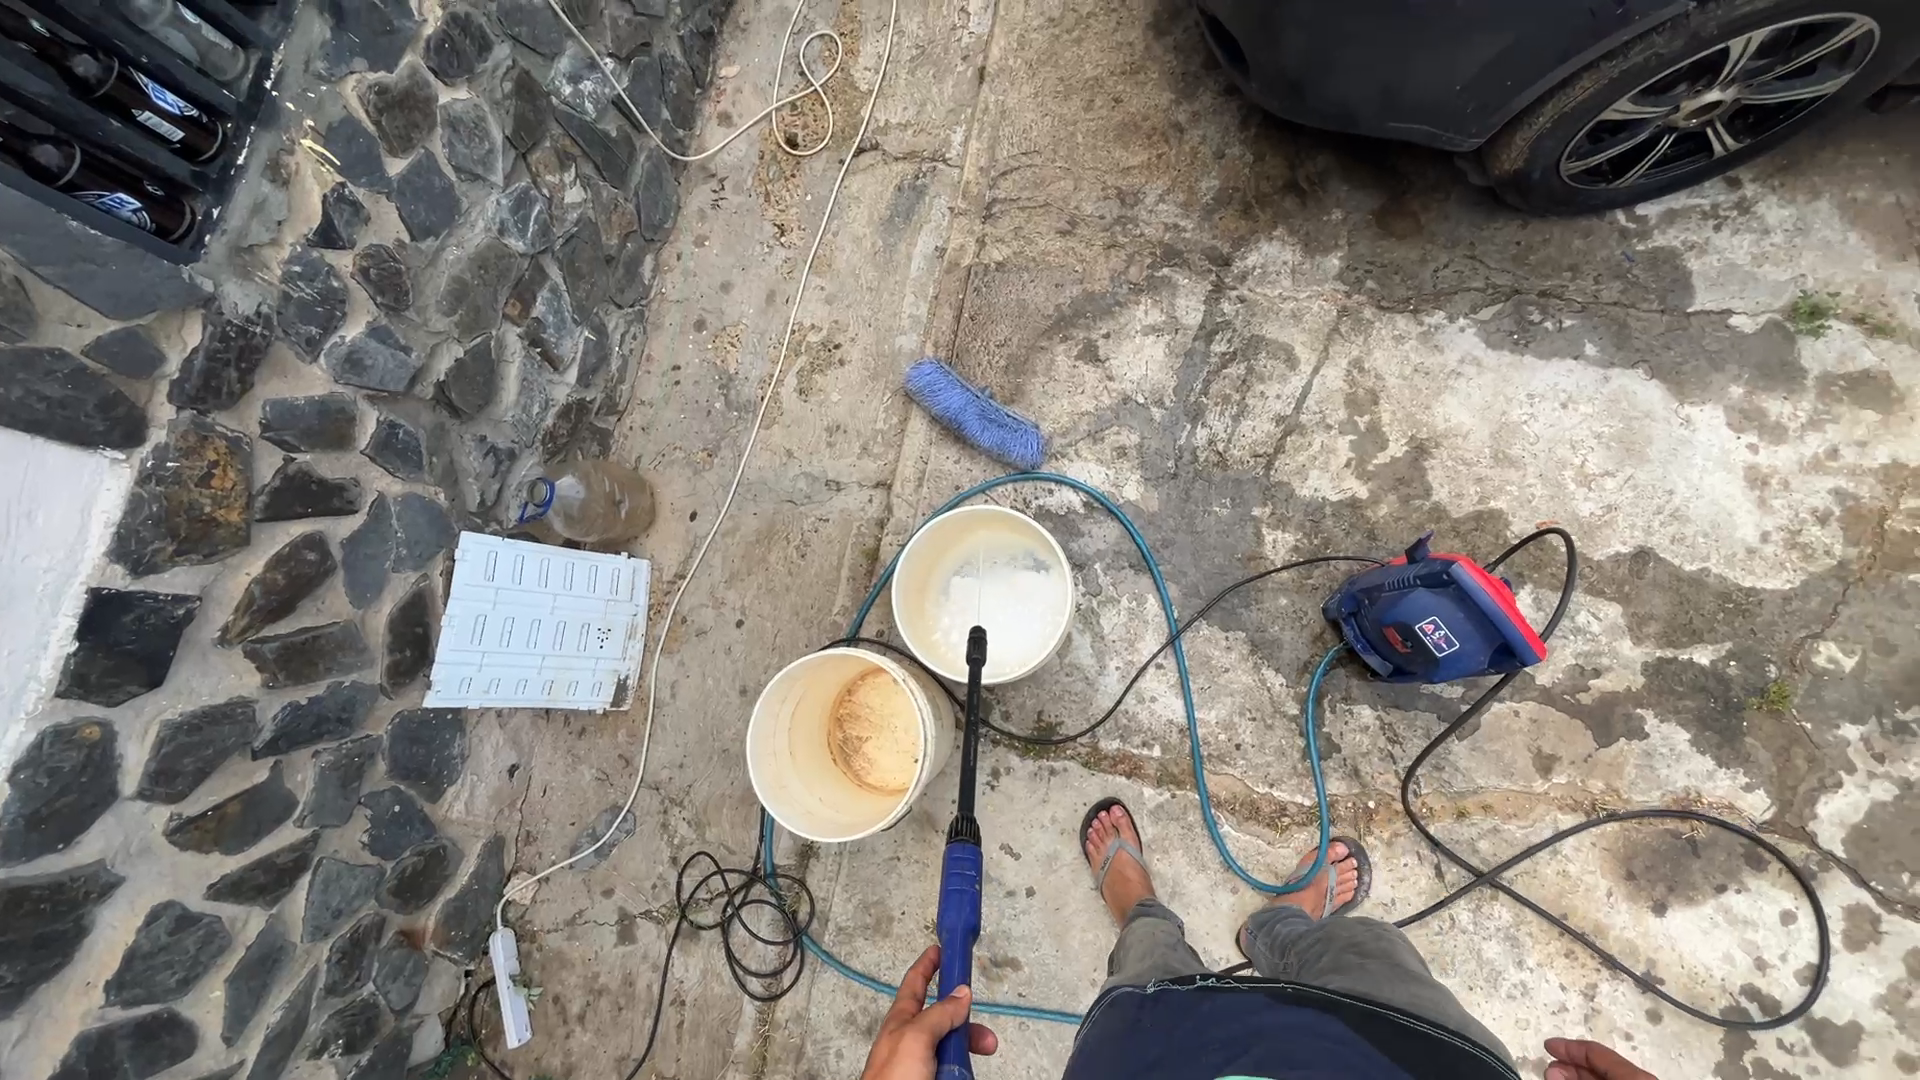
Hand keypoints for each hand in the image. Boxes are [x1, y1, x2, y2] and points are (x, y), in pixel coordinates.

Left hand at [859, 945, 998, 1079]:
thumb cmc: (896, 1079)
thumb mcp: (917, 1037)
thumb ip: (940, 1013)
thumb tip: (962, 990)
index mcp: (901, 1022)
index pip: (915, 984)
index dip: (928, 965)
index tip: (941, 949)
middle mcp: (909, 1041)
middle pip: (942, 1020)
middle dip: (966, 1023)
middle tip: (987, 1038)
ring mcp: (918, 1067)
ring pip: (950, 1050)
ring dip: (968, 1052)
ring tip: (982, 1062)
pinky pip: (951, 1072)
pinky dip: (962, 1071)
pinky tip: (968, 1076)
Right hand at [1544, 1038, 1656, 1079]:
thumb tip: (1551, 1071)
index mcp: (1637, 1074)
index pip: (1596, 1050)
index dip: (1568, 1046)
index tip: (1547, 1046)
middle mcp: (1643, 1077)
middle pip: (1602, 1064)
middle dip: (1572, 1064)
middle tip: (1551, 1069)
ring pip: (1608, 1077)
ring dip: (1580, 1076)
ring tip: (1560, 1078)